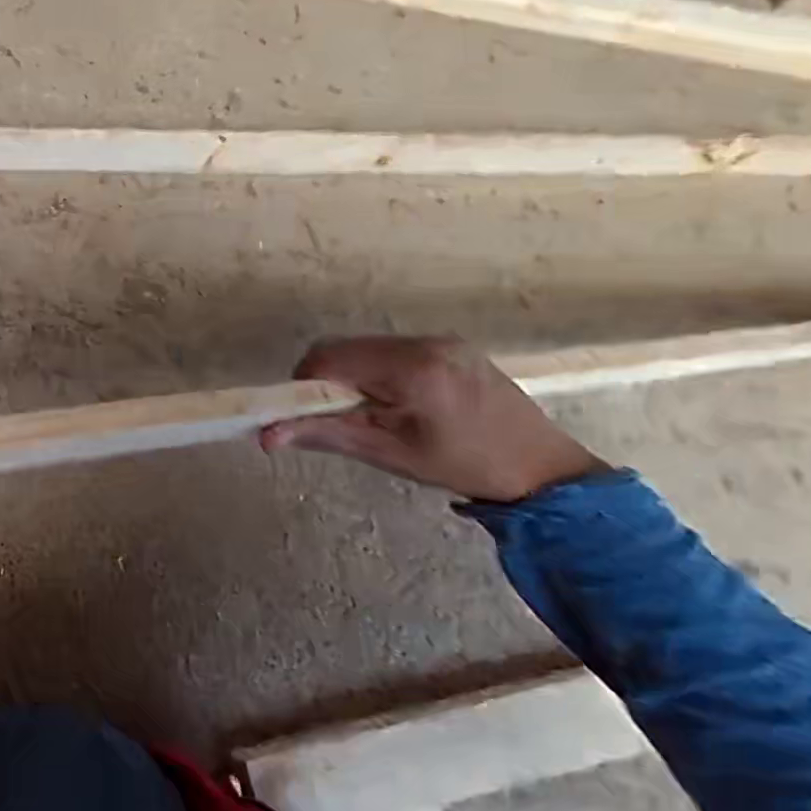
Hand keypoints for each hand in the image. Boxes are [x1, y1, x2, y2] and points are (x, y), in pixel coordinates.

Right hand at [259, 336, 607, 501]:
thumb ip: (324, 435)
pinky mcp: (450, 344)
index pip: (328, 358)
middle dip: (326, 378)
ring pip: (365, 346)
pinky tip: (396, 400)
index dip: (303, 383)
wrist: (544, 470)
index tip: (306, 413)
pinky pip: (391, 349)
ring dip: (351, 374)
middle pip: (344, 347)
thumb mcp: (388, 454)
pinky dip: (376, 370)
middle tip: (338, 416)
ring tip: (371, 412)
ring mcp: (440, 339)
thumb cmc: (462, 466)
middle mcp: (424, 342)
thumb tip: (266, 435)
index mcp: (410, 369)